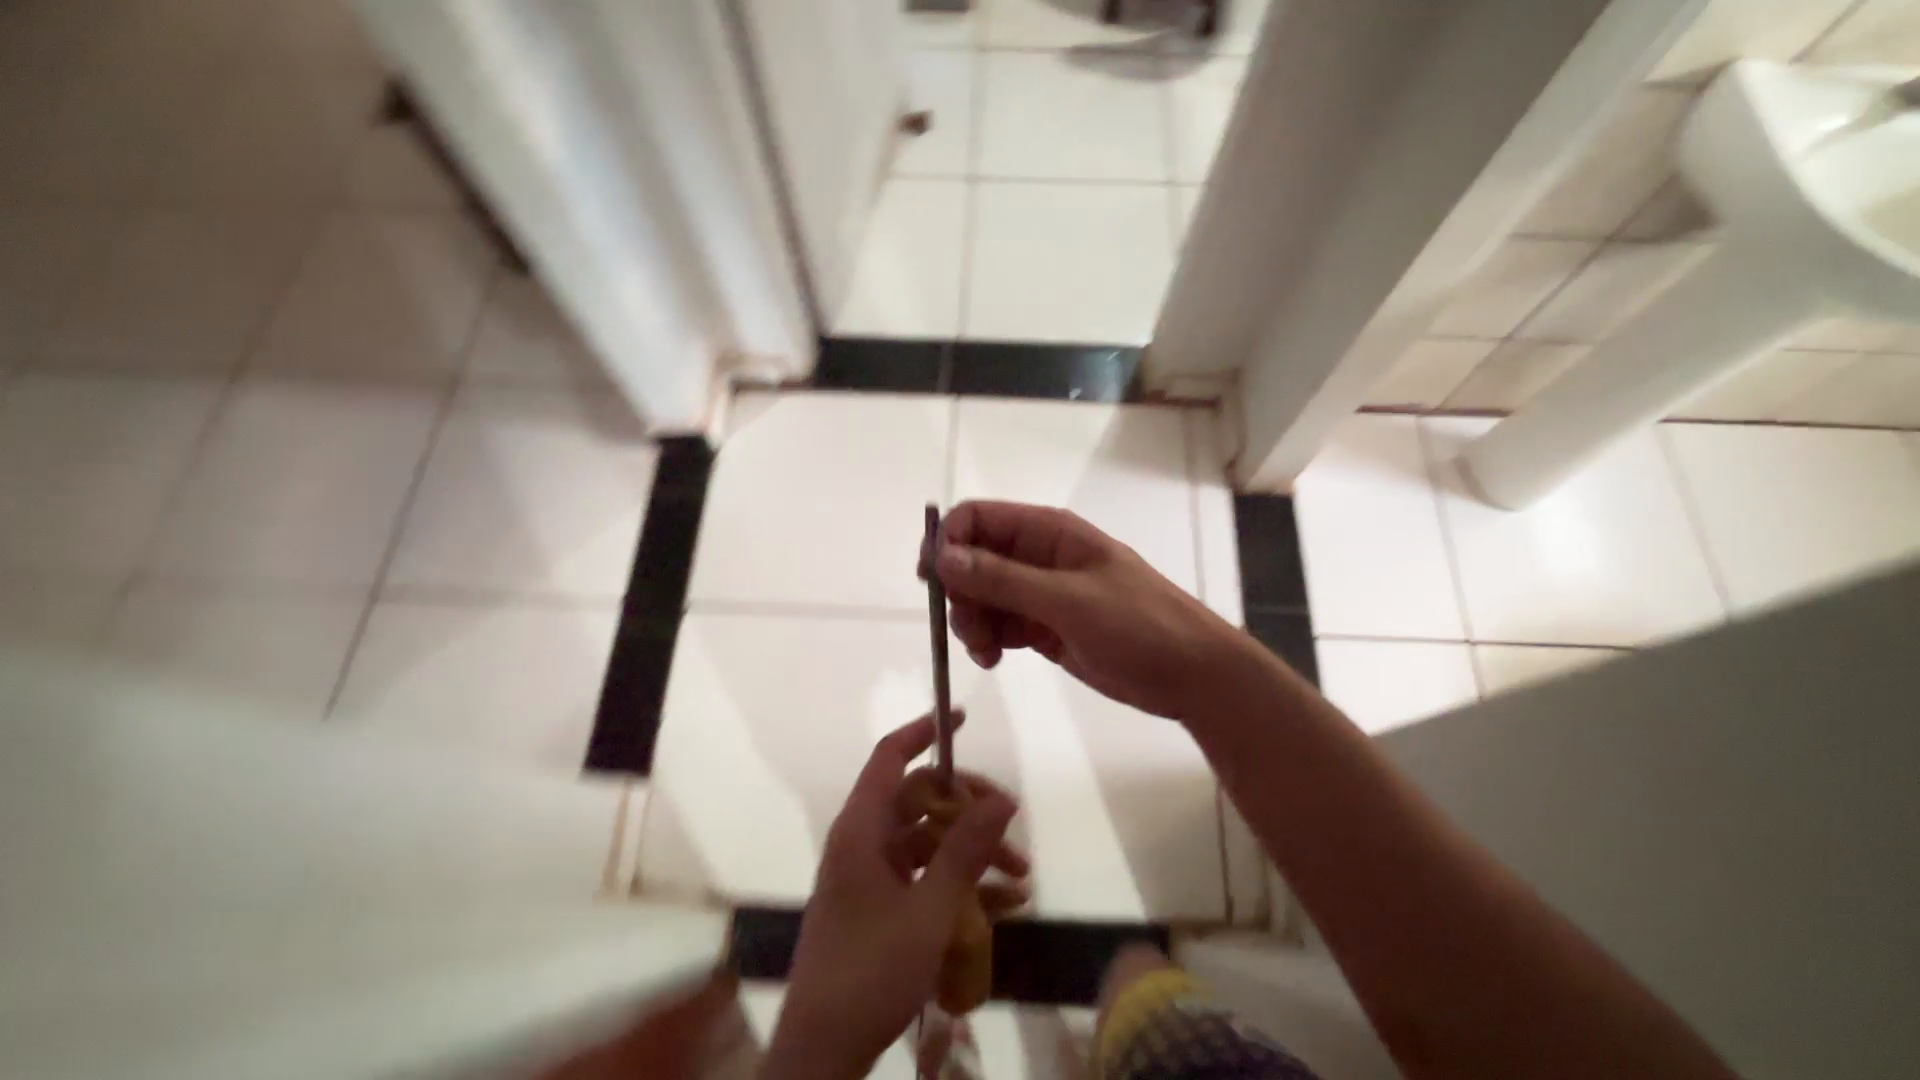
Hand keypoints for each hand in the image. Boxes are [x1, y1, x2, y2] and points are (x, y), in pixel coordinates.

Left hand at [764, 713, 1028, 1079]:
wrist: (823, 1046)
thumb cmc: (870, 969)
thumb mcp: (928, 910)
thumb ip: (964, 851)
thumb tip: (1002, 797)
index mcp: (861, 831)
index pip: (889, 758)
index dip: (922, 732)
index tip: (960, 718)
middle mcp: (863, 844)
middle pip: (918, 801)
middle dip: (968, 807)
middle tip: (1011, 822)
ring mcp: (869, 877)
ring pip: (927, 842)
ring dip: (972, 851)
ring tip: (1022, 873)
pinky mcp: (878, 907)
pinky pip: (924, 878)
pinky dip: (959, 882)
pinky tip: (1005, 903)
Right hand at [931, 500, 1256, 721]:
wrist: (1190, 673)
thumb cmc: (1138, 624)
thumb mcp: (1068, 600)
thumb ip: (1003, 579)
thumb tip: (942, 556)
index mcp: (1047, 532)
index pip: (977, 518)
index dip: (948, 542)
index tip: (932, 581)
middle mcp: (1038, 556)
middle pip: (972, 560)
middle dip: (960, 592)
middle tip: (969, 628)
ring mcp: (1041, 593)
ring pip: (982, 596)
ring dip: (971, 621)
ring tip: (986, 652)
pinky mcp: (1044, 627)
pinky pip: (999, 624)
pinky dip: (988, 639)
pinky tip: (994, 659)